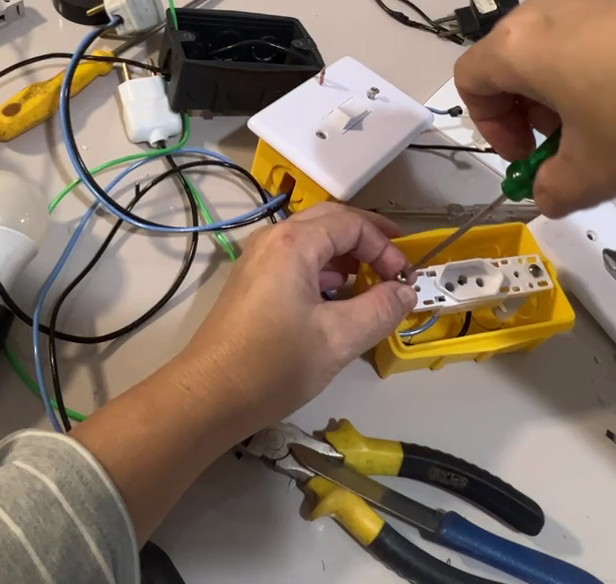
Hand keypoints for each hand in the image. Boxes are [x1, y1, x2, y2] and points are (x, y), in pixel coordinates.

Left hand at [170, 202, 414, 431]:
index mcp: (294, 242)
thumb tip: (405, 292)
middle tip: (395, 263)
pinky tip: (338, 296)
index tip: (405, 278)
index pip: (351, 223)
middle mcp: (273, 239)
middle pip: (329, 221)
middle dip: (367, 239)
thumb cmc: (275, 363)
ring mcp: (258, 258)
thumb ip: (379, 310)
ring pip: (311, 239)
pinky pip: (296, 258)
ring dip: (345, 253)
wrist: (210, 394)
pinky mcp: (252, 280)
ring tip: (372, 280)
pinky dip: (324, 268)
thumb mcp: (338, 339)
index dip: (384, 245)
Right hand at [455, 0, 615, 215]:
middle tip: (577, 144)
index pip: (471, 79)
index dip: (489, 126)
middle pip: (520, 52)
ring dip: (579, 78)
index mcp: (524, 41)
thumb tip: (550, 190)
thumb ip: (557, 188)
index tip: (530, 159)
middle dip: (534, 104)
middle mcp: (559, 0)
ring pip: (573, 33)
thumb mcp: (604, 173)